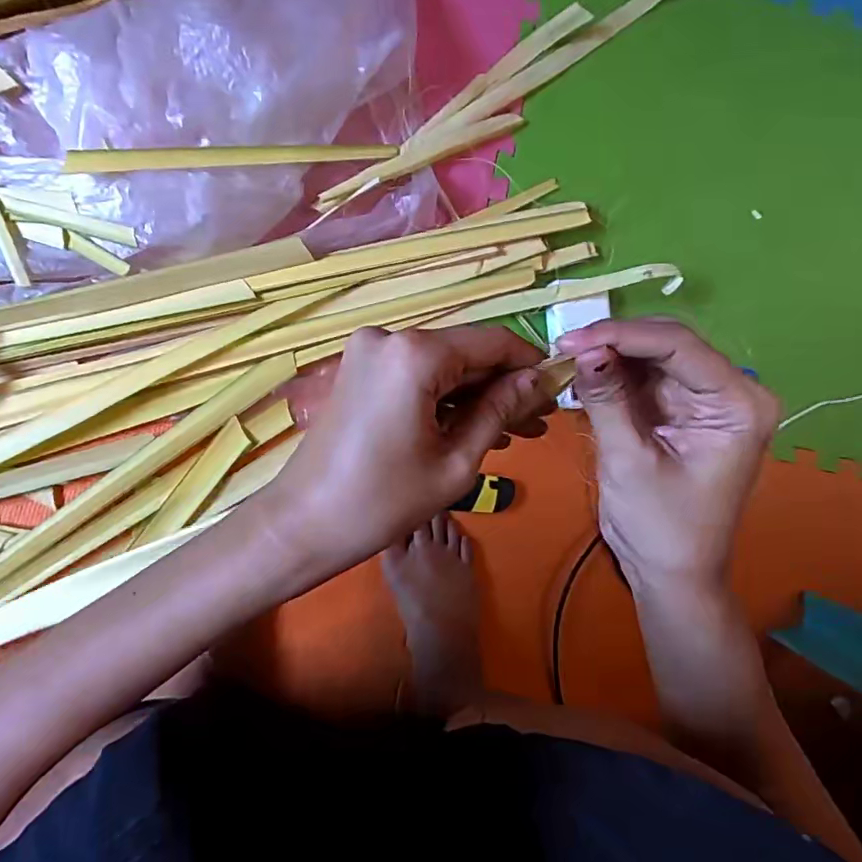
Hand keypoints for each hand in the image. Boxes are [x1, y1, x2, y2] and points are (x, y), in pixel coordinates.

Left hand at [262, 326, 553, 568]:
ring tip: (515, 434)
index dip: (529, 364)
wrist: (304, 523)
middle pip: (464, 353)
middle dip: (503, 386)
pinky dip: (443, 398)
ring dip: (476, 396)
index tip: (557, 391)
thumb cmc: (382, 500)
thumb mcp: (455, 461)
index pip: (492, 342)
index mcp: (415, 353)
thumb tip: (539, 381)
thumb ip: (499, 411)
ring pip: (440, 366)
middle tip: (539, 423)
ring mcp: (368, 352)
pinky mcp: (358, 370)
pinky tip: (473, 428)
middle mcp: (390, 338)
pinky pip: (413, 376)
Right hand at [554, 318, 778, 592]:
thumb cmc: (661, 526)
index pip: (679, 346)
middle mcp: (729, 391)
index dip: (623, 335)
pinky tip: (581, 375)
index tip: (572, 340)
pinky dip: (610, 374)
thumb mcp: (628, 461)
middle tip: (563, 348)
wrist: (670, 572)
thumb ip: (607, 399)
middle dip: (613, 341)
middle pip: (667, 343)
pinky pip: (642, 376)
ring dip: (608, 355)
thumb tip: (582, 350)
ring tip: (565, 360)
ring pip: (651, 355)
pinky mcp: (678, 408)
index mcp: (738, 404)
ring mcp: (703, 399)